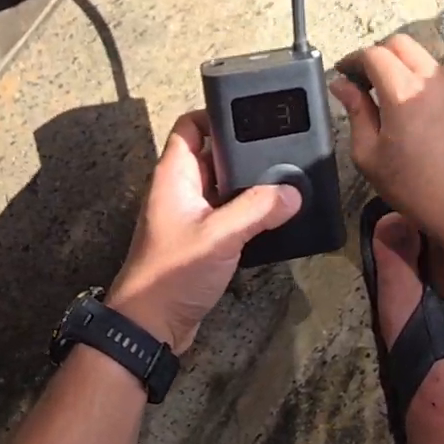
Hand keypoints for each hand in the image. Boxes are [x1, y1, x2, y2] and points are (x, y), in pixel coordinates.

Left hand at [106, 111, 301, 353]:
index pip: (190, 126)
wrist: (150, 329)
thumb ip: (258, 209)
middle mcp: (180, 188)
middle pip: (212, 154)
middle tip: (278, 145)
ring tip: (284, 177)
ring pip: (223, 185)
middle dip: (243, 150)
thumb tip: (293, 193)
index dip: (215, 114)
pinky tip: (274, 214)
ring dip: (248, 183)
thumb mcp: (219, 235)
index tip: (250, 115)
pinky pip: (226, 212)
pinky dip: (247, 210)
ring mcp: (189, 215)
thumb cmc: (174, 272)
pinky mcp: (200, 239)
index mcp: (174, 174)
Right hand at [330, 34, 443, 238]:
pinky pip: (434, 71)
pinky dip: (416, 74)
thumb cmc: (413, 186)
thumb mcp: (370, 154)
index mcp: (403, 91)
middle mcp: (430, 78)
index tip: (342, 74)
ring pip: (419, 55)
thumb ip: (355, 111)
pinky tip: (409, 104)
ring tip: (383, 93)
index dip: (353, 60)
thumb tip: (341, 85)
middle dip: (376, 55)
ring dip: (398, 63)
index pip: (373, 55)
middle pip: (399, 44)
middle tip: (361, 80)